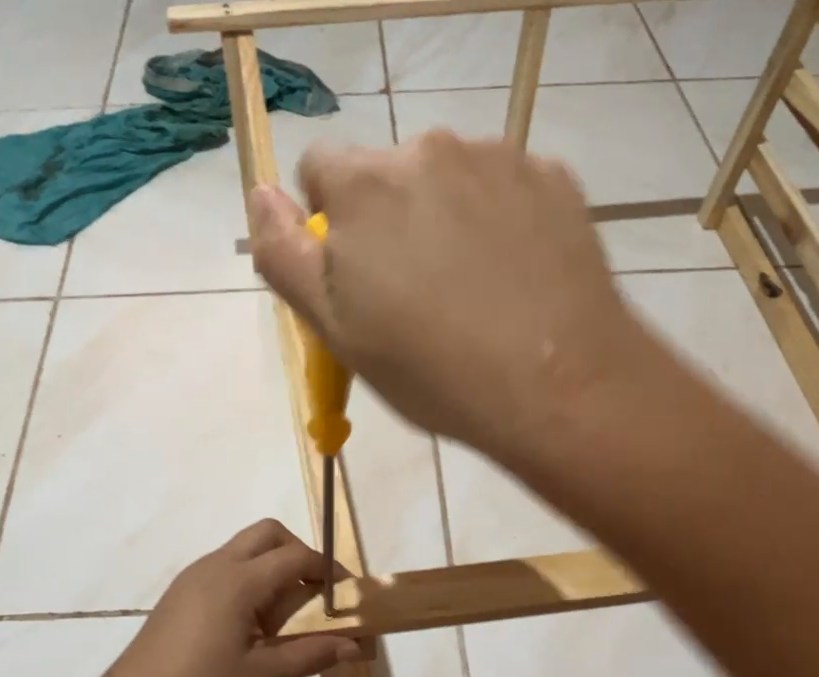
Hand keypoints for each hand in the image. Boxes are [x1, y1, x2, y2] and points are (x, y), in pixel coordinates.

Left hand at [109, 520, 362, 676]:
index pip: (295, 557)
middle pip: (268, 534)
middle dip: (299, 553)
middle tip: (316, 592)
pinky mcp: (181, 591)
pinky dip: (249, 577)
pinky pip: (225, 566)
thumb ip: (310, 655)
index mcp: (238, 581)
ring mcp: (194, 576)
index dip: (328, 571)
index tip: (348, 595)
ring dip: (273, 565)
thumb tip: (354, 647)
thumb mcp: (260, 675)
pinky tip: (251, 622)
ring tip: (286, 612)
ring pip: (244, 548)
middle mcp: (216, 566)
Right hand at [249, 132, 649, 457]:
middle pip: (388, 174)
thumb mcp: (336, 329)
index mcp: (365, 184)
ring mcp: (499, 160)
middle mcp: (430, 150)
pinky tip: (516, 277)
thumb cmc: (433, 369)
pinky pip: (507, 189)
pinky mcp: (553, 179)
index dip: (329, 224)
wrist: (559, 385)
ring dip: (446, 218)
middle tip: (417, 297)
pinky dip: (502, 221)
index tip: (357, 278)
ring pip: (450, 180)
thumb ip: (284, 254)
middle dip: (389, 220)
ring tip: (472, 291)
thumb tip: (259, 193)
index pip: (320, 170)